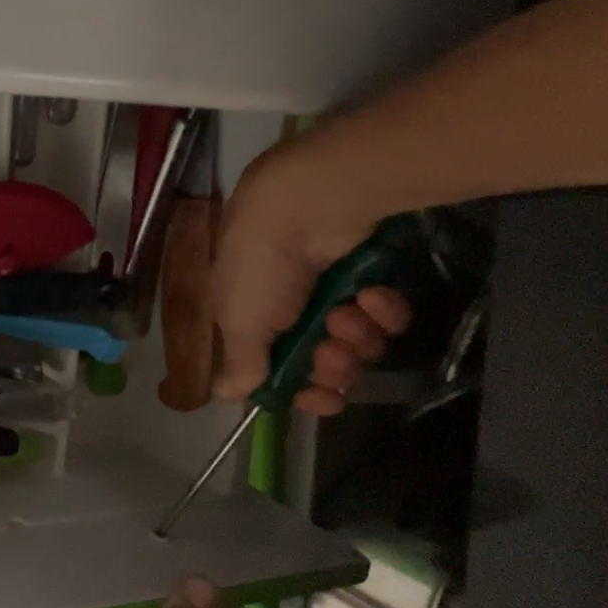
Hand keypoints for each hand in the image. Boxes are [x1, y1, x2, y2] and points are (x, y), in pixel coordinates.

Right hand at [207, 144, 412, 415]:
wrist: (305, 207)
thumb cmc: (261, 267)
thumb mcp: (240, 319)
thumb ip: (240, 362)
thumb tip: (223, 394)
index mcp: (248, 318)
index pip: (275, 369)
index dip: (301, 390)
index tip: (323, 400)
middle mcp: (286, 308)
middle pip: (323, 360)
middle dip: (334, 364)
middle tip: (337, 355)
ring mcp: (328, 294)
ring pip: (358, 341)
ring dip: (358, 337)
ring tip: (350, 316)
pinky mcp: (366, 278)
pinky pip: (384, 315)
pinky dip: (380, 310)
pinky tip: (369, 296)